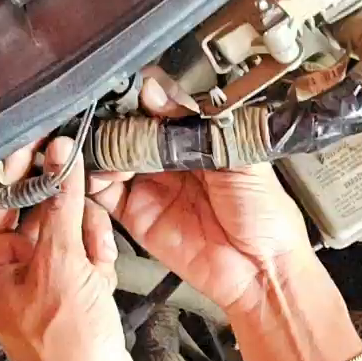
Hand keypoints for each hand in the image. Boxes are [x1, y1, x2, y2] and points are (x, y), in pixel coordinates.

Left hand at [0, 137, 135, 360]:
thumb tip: (59, 156)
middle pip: (38, 208)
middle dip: (65, 204)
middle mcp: (9, 267)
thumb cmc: (64, 348)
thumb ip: (61, 203)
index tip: (42, 136)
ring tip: (93, 256)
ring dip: (86, 232)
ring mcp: (42, 276)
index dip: (22, 164)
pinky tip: (101, 271)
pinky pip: (85, 249)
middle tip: (82, 181)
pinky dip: (97, 254)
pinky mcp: (71, 286)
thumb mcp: (61, 263)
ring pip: (66, 226)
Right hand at [88, 77, 313, 317]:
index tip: (137, 96)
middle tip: (118, 122)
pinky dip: (94, 181)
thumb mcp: (239, 156)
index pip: (162, 112)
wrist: (262, 268)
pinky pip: (105, 194)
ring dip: (104, 149)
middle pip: (131, 132)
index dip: (146, 103)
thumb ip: (197, 124)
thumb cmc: (266, 214)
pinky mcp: (137, 215)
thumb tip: (160, 93)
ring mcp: (152, 186)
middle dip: (120, 124)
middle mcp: (172, 161)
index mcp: (199, 141)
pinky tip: (100, 172)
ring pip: (113, 158)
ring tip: (111, 148)